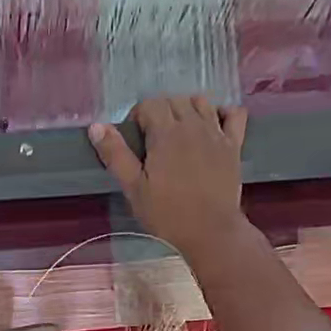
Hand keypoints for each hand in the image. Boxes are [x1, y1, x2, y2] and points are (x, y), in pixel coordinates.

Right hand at [88, 95, 249, 258]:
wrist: (209, 230)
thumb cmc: (166, 213)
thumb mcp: (133, 188)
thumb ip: (115, 155)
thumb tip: (96, 126)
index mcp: (166, 133)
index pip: (149, 104)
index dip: (137, 117)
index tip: (133, 139)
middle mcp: (193, 124)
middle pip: (174, 100)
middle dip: (160, 112)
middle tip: (151, 141)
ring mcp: (217, 132)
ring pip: (201, 102)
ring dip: (186, 109)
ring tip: (177, 133)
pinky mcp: (234, 144)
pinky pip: (233, 113)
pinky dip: (222, 112)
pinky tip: (213, 125)